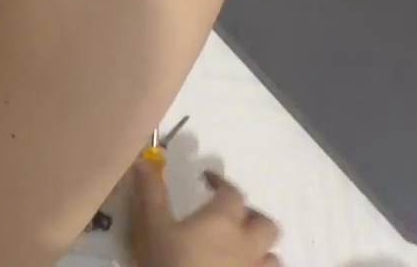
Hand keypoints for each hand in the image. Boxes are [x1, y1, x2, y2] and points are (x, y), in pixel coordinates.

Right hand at [131, 162, 280, 266]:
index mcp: (223, 222)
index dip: (221, 182)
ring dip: (259, 245)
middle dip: (249, 213)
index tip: (205, 178)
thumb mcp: (153, 224)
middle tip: (227, 212)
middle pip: (266, 224)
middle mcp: (247, 245)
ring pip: (273, 255)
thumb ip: (150, 191)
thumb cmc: (170, 261)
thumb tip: (144, 159)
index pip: (233, 194)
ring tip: (237, 245)